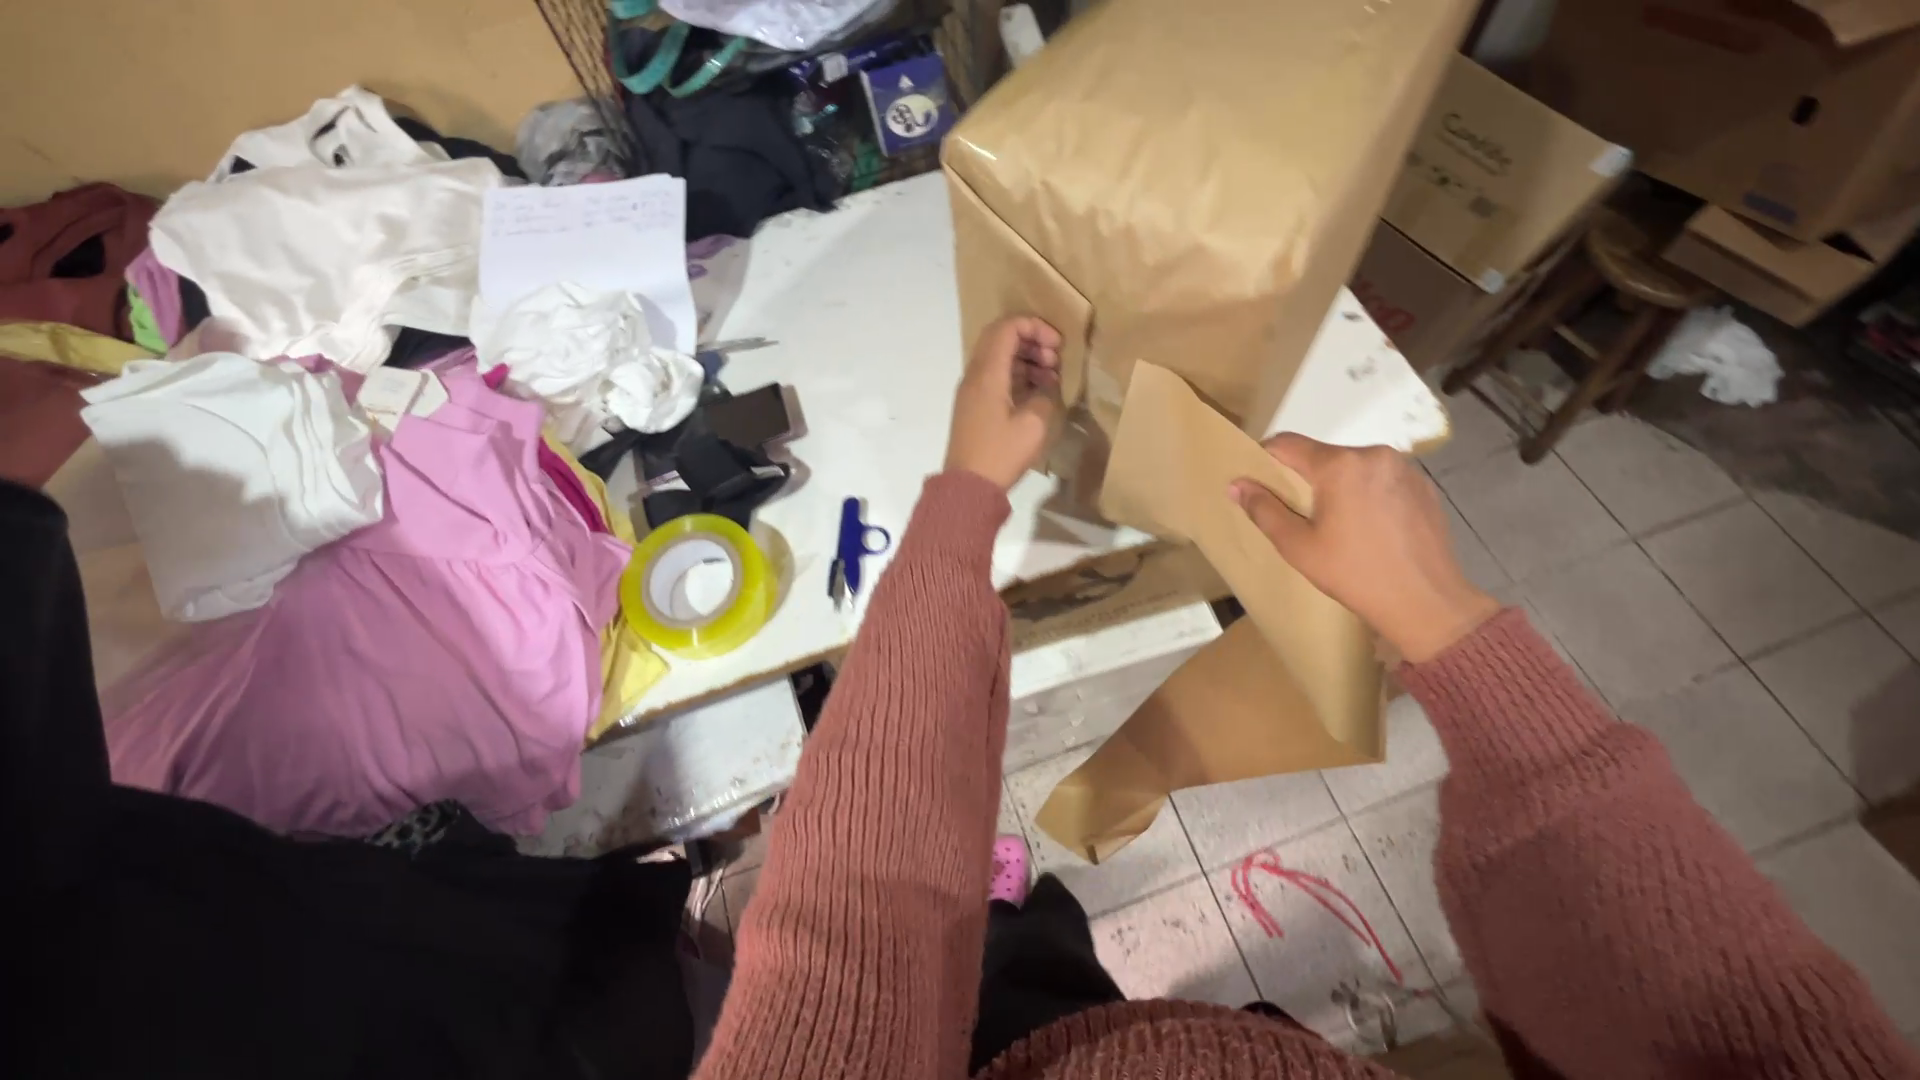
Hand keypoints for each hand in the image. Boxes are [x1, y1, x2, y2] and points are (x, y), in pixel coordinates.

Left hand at [944, 315, 1062, 489]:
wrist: (967, 487)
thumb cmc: (1001, 454)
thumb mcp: (1034, 424)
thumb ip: (1045, 395)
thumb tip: (1045, 387)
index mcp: (987, 373)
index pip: (1008, 327)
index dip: (1036, 327)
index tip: (1057, 346)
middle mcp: (975, 375)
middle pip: (1001, 338)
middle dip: (1032, 340)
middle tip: (1055, 360)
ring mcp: (971, 390)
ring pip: (998, 357)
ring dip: (1025, 359)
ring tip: (1051, 377)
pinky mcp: (974, 406)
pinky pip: (995, 376)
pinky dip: (1016, 375)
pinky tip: (1037, 392)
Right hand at [1230, 435, 1499, 662]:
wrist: (1426, 601)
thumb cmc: (1354, 574)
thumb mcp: (1297, 546)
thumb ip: (1264, 510)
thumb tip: (1236, 484)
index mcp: (1339, 465)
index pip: (1286, 443)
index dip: (1265, 459)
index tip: (1259, 484)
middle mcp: (1374, 454)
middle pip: (1322, 455)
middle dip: (1305, 478)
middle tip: (1299, 514)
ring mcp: (1404, 467)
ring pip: (1353, 466)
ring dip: (1337, 485)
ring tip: (1338, 524)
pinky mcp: (1424, 485)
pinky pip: (1381, 478)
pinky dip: (1367, 494)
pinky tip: (1370, 527)